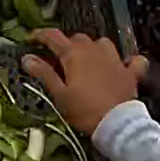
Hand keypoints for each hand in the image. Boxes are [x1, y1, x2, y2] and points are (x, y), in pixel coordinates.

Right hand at [22, 29, 148, 133]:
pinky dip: (127, 61)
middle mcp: (94, 50)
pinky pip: (132, 60)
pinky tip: (124, 65)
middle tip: (58, 60)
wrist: (118, 125)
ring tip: (87, 60)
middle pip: (76, 38)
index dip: (39, 35)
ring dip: (92, 48)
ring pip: (101, 43)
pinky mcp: (130, 72)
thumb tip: (27, 58)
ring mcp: (114, 59)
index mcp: (74, 54)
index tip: (31, 40)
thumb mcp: (60, 94)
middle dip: (66, 45)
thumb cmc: (85, 110)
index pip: (52, 36)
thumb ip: (43, 73)